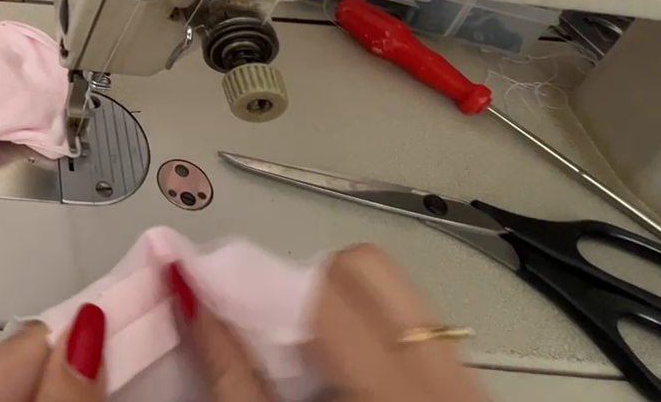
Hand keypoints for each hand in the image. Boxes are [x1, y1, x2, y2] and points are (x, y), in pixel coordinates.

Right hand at [167, 244, 492, 401]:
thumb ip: (230, 374)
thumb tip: (191, 296)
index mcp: (398, 398)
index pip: (320, 292)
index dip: (253, 277)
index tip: (207, 279)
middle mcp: (449, 384)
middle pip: (365, 271)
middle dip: (302, 283)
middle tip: (261, 323)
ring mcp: (469, 391)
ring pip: (390, 296)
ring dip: (330, 306)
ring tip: (297, 356)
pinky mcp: (469, 399)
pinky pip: (412, 330)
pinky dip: (362, 335)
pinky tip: (334, 380)